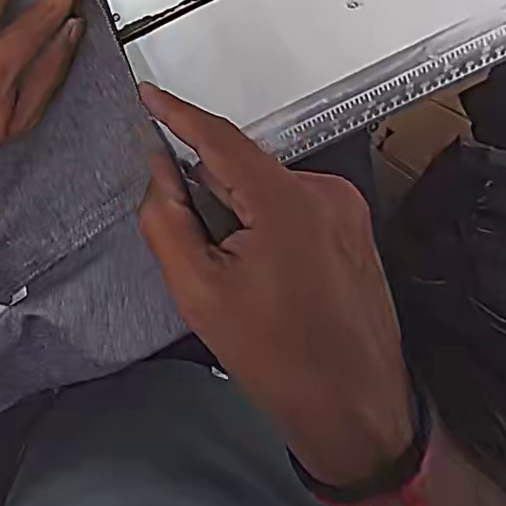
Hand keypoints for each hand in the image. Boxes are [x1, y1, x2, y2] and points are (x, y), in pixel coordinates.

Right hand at [136, 83, 412, 486]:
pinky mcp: (350, 221)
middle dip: (205, 187)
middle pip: (239, 164)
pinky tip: (262, 267)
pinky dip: (261, 216)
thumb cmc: (280, 357)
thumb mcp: (197, 290)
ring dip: (235, 207)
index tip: (150, 94)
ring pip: (262, 183)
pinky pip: (288, 198)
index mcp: (286, 203)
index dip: (177, 112)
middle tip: (195, 241)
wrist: (355, 411)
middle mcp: (323, 192)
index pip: (218, 138)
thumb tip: (158, 170)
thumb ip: (166, 219)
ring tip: (236, 268)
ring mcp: (343, 207)